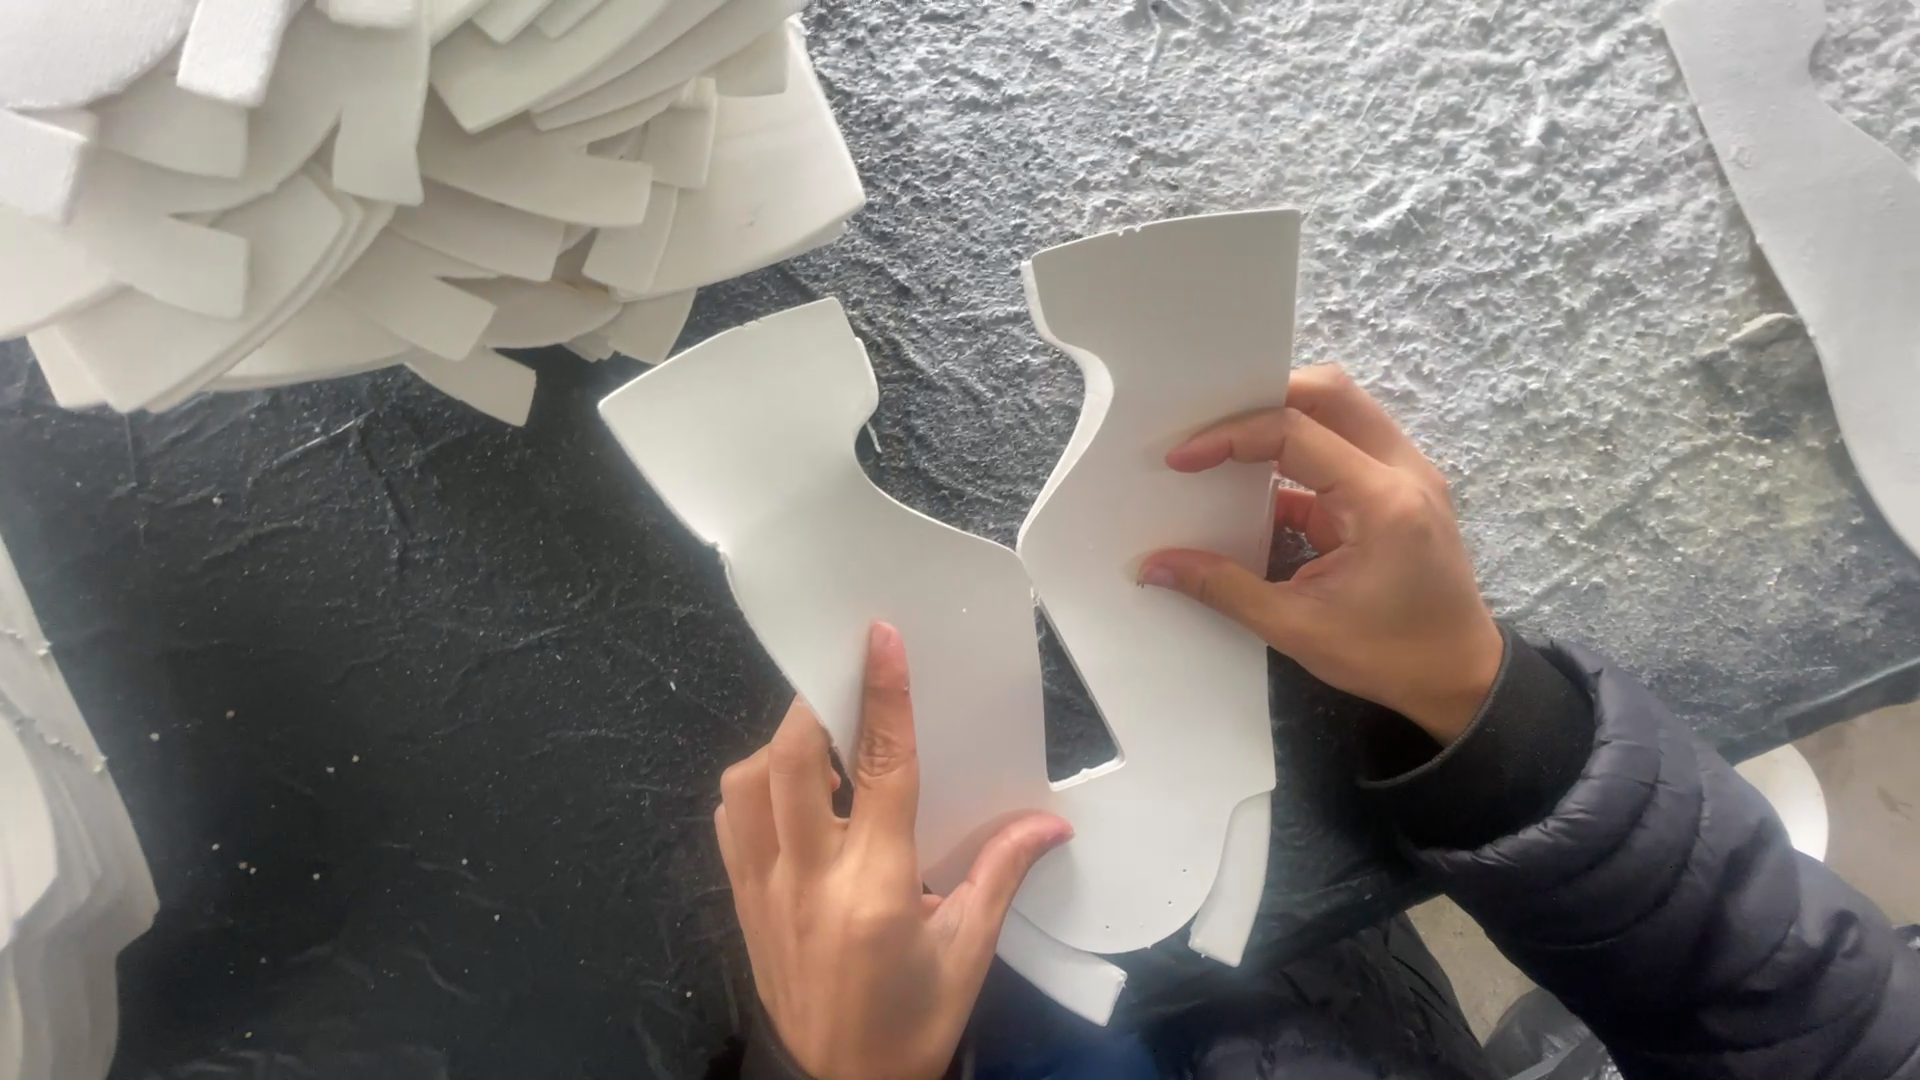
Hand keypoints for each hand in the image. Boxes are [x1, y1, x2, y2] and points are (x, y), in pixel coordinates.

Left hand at [716, 623, 1073, 1079]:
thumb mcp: (968, 953)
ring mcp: (764, 889)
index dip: (882, 696)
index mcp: (877, 887)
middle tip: (840, 676)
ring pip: (748, 785)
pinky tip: (789, 789)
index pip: (880, 768)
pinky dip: (753, 785)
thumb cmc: (910, 1020)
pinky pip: (729, 821)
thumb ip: (1002, 872)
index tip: (880, 638)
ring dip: (781, 744)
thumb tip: (1052, 821)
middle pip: (793, 761)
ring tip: (821, 741)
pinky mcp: (740, 901)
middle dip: (814, 703)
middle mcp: (810, 878)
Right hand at [1139, 365, 1502, 743]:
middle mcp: (1402, 470)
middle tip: (1207, 425)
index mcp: (1382, 501)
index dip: (1230, 436)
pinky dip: (1295, 453)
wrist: (1460, 679)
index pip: (1296, 432)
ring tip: (1226, 443)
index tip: (1181, 458)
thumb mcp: (1295, 627)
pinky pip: (1341, 447)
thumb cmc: (1387, 656)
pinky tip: (1253, 484)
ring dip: (1282, 417)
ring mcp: (1404, 475)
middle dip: (1262, 397)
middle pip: (1331, 393)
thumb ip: (1222, 587)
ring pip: (1340, 410)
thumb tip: (1154, 565)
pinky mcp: (1394, 490)